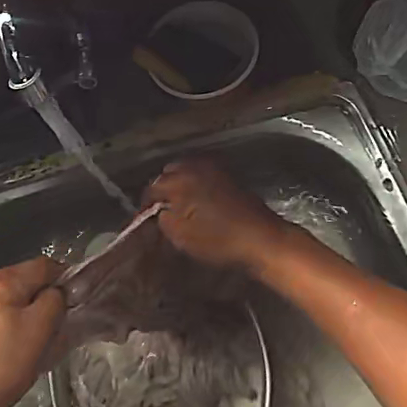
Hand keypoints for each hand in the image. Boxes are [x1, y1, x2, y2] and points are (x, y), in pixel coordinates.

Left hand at [0, 256, 64, 406]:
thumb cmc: (4, 366)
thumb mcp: (40, 329)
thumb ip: (56, 299)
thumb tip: (61, 290)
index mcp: (1, 279)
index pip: (45, 264)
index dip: (66, 280)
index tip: (77, 303)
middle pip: (31, 279)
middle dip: (49, 298)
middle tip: (61, 324)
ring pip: (21, 297)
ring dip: (36, 312)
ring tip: (44, 338)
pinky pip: (8, 311)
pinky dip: (21, 322)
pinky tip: (24, 345)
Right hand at [145, 159, 296, 275]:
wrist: (261, 238)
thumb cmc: (218, 239)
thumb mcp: (182, 236)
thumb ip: (163, 220)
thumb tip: (159, 211)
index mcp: (179, 180)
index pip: (152, 189)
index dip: (146, 205)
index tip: (145, 220)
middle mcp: (194, 167)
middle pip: (168, 173)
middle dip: (163, 189)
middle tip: (163, 211)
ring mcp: (213, 168)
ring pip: (186, 171)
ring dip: (180, 184)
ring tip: (181, 206)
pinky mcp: (228, 175)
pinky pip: (202, 174)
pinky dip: (196, 183)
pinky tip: (200, 201)